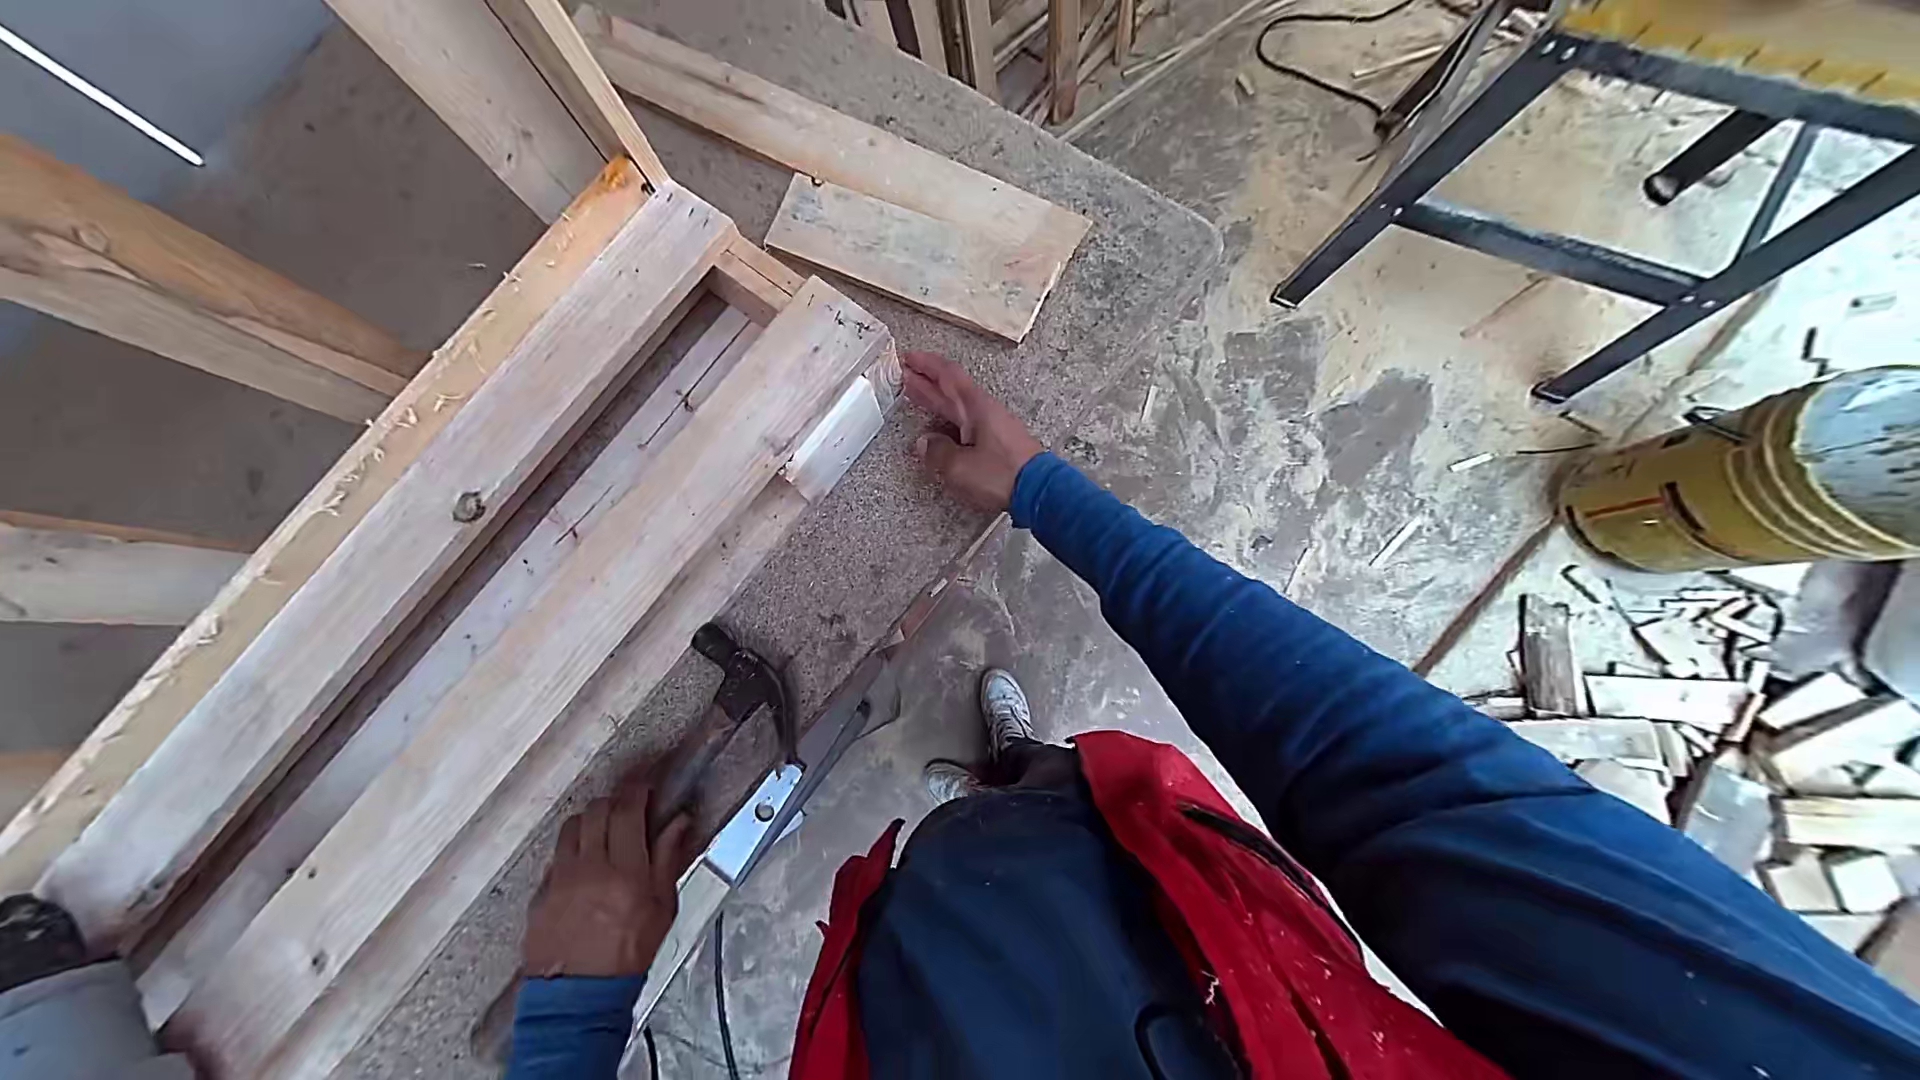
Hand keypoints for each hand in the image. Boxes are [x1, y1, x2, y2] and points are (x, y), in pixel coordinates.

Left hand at [523, 785, 694, 977]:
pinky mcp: (540, 895)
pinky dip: (570, 848)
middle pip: (596, 811)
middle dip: (613, 801)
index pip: (627, 811)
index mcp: (625, 870)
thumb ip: (668, 857)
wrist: (580, 998)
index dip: (637, 791)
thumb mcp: (663, 905)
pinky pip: (555, 856)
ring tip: (602, 828)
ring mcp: (560, 881)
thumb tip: (679, 822)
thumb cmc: (627, 954)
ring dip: (589, 820)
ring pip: (570, 827)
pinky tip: (582, 860)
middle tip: (626, 806)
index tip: (644, 786)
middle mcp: (589, 868)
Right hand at [902, 350, 1044, 511]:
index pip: (948, 375)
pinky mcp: (998, 444)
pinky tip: (940, 429)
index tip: (908, 357)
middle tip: (905, 375)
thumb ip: (937, 452)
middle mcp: (985, 412)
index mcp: (976, 407)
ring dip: (936, 400)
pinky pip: (966, 425)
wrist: (1039, 491)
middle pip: (951, 390)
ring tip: (916, 396)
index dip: (926, 364)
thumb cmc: (1003, 475)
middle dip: (926, 381)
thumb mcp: (959, 466)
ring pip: (958, 407)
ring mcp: (993, 427)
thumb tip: (925, 444)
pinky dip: (948, 421)